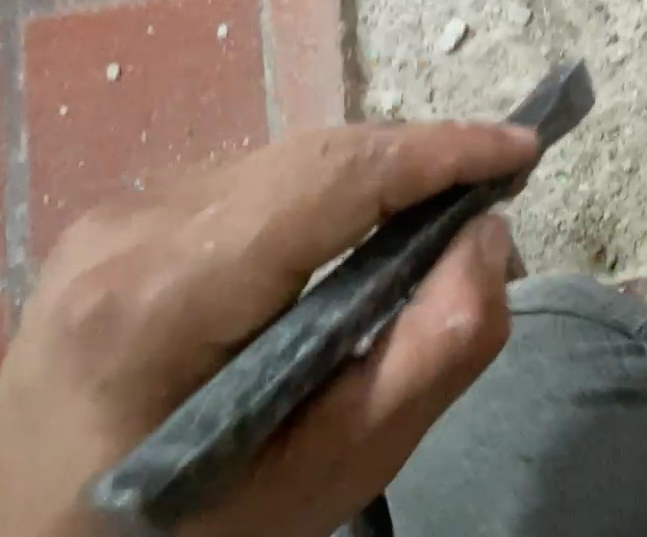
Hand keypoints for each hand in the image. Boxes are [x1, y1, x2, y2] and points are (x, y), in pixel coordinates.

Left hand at [0, 122, 537, 536]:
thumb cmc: (200, 526)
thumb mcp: (345, 462)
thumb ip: (441, 346)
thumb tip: (487, 233)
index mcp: (165, 297)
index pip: (335, 178)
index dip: (444, 151)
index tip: (526, 148)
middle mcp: (133, 230)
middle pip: (321, 156)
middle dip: (429, 155)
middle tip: (504, 179)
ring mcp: (120, 216)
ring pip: (300, 157)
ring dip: (390, 170)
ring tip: (452, 202)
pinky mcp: (128, 218)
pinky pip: (271, 177)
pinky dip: (345, 186)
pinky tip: (376, 221)